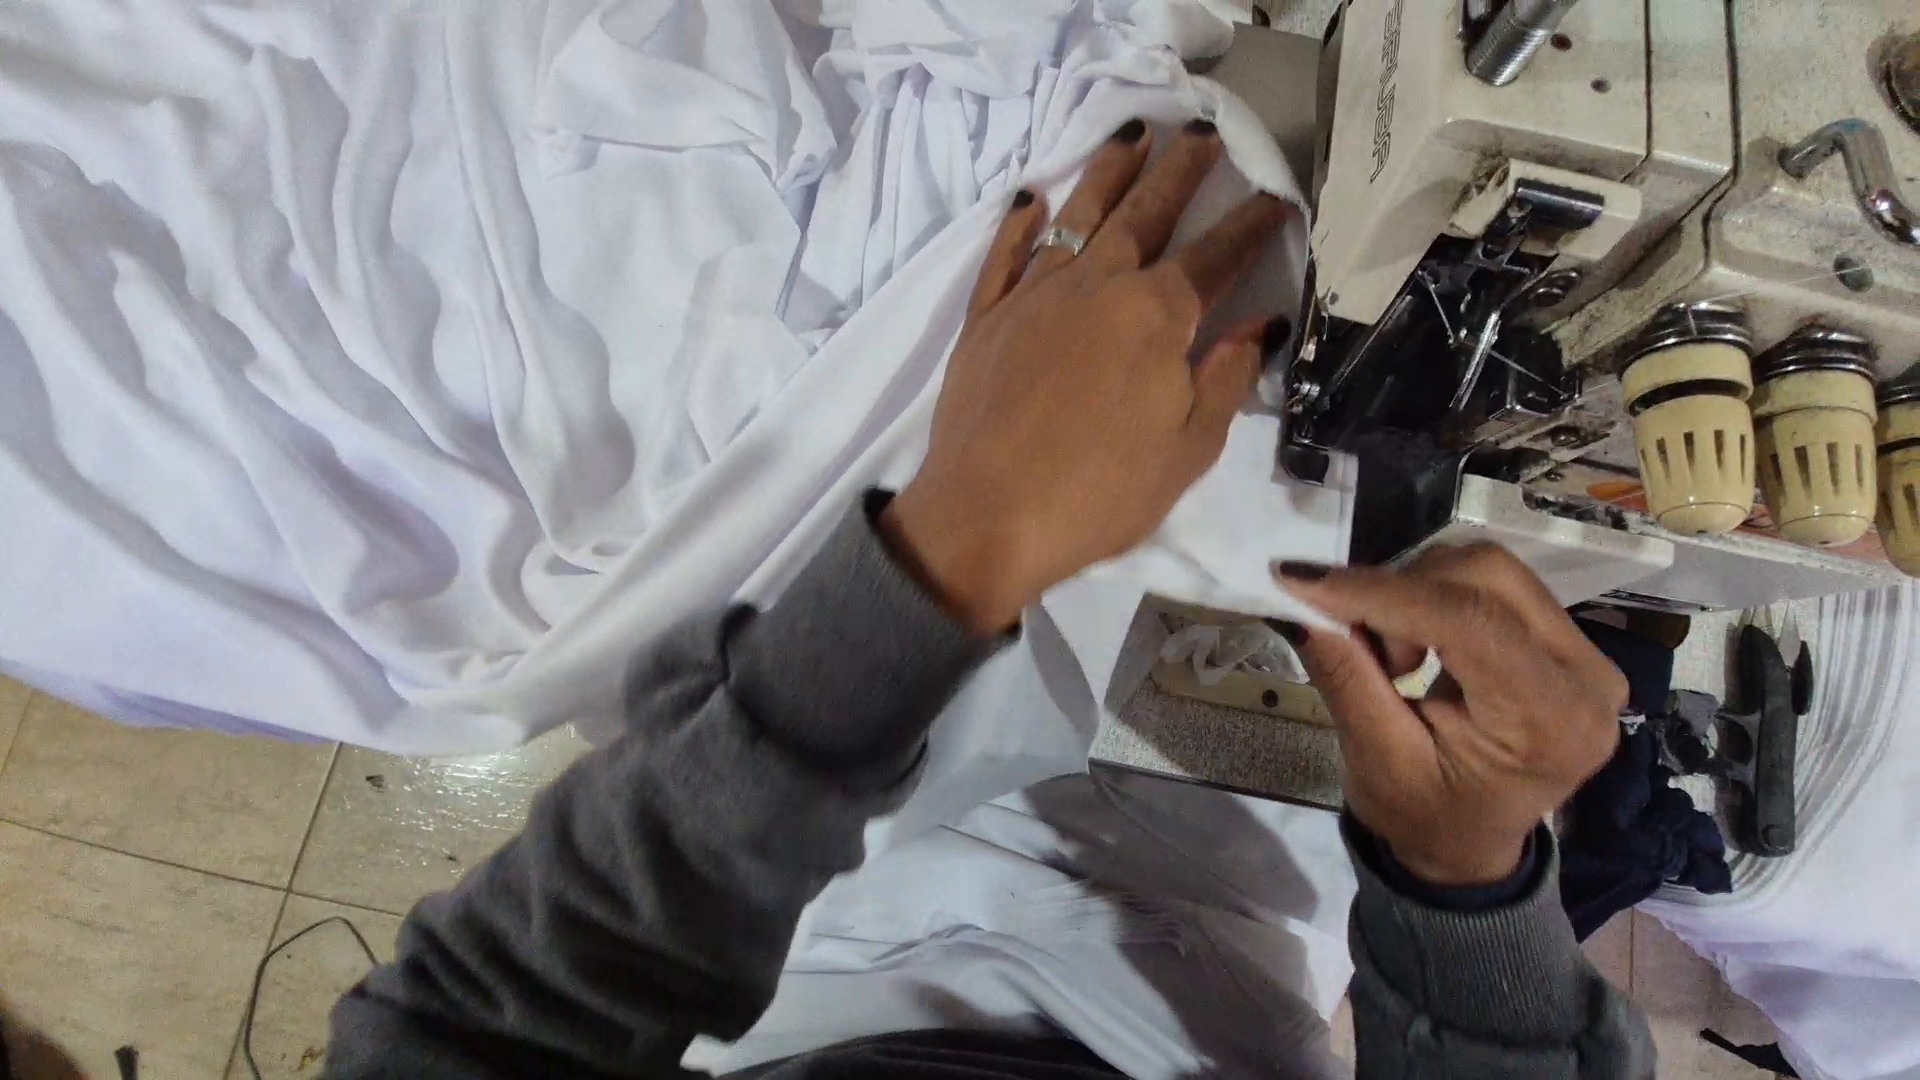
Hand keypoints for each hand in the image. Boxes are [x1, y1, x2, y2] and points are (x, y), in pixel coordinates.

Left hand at [881, 118, 1291, 634]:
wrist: (986, 519)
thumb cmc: (1098, 495)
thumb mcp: (1187, 450)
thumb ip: (1226, 379)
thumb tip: (1259, 326)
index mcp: (1155, 316)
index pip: (1214, 257)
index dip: (1249, 226)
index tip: (1273, 197)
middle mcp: (1095, 287)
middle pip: (1145, 215)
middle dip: (1180, 171)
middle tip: (1202, 134)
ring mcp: (1032, 298)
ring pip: (1076, 217)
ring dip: (1108, 173)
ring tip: (1131, 136)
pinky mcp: (983, 320)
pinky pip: (1004, 256)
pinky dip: (1019, 223)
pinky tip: (1031, 199)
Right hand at [1277, 546, 1628, 884]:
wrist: (1467, 838)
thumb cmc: (1424, 813)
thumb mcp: (1374, 757)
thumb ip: (1345, 676)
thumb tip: (1300, 606)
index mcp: (1550, 722)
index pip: (1468, 621)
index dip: (1379, 591)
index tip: (1299, 580)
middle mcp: (1585, 675)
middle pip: (1484, 575)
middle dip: (1400, 593)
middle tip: (1366, 648)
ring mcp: (1582, 651)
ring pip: (1484, 568)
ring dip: (1413, 592)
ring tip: (1393, 654)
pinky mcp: (1561, 637)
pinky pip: (1487, 581)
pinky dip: (1428, 593)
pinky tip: (1414, 640)